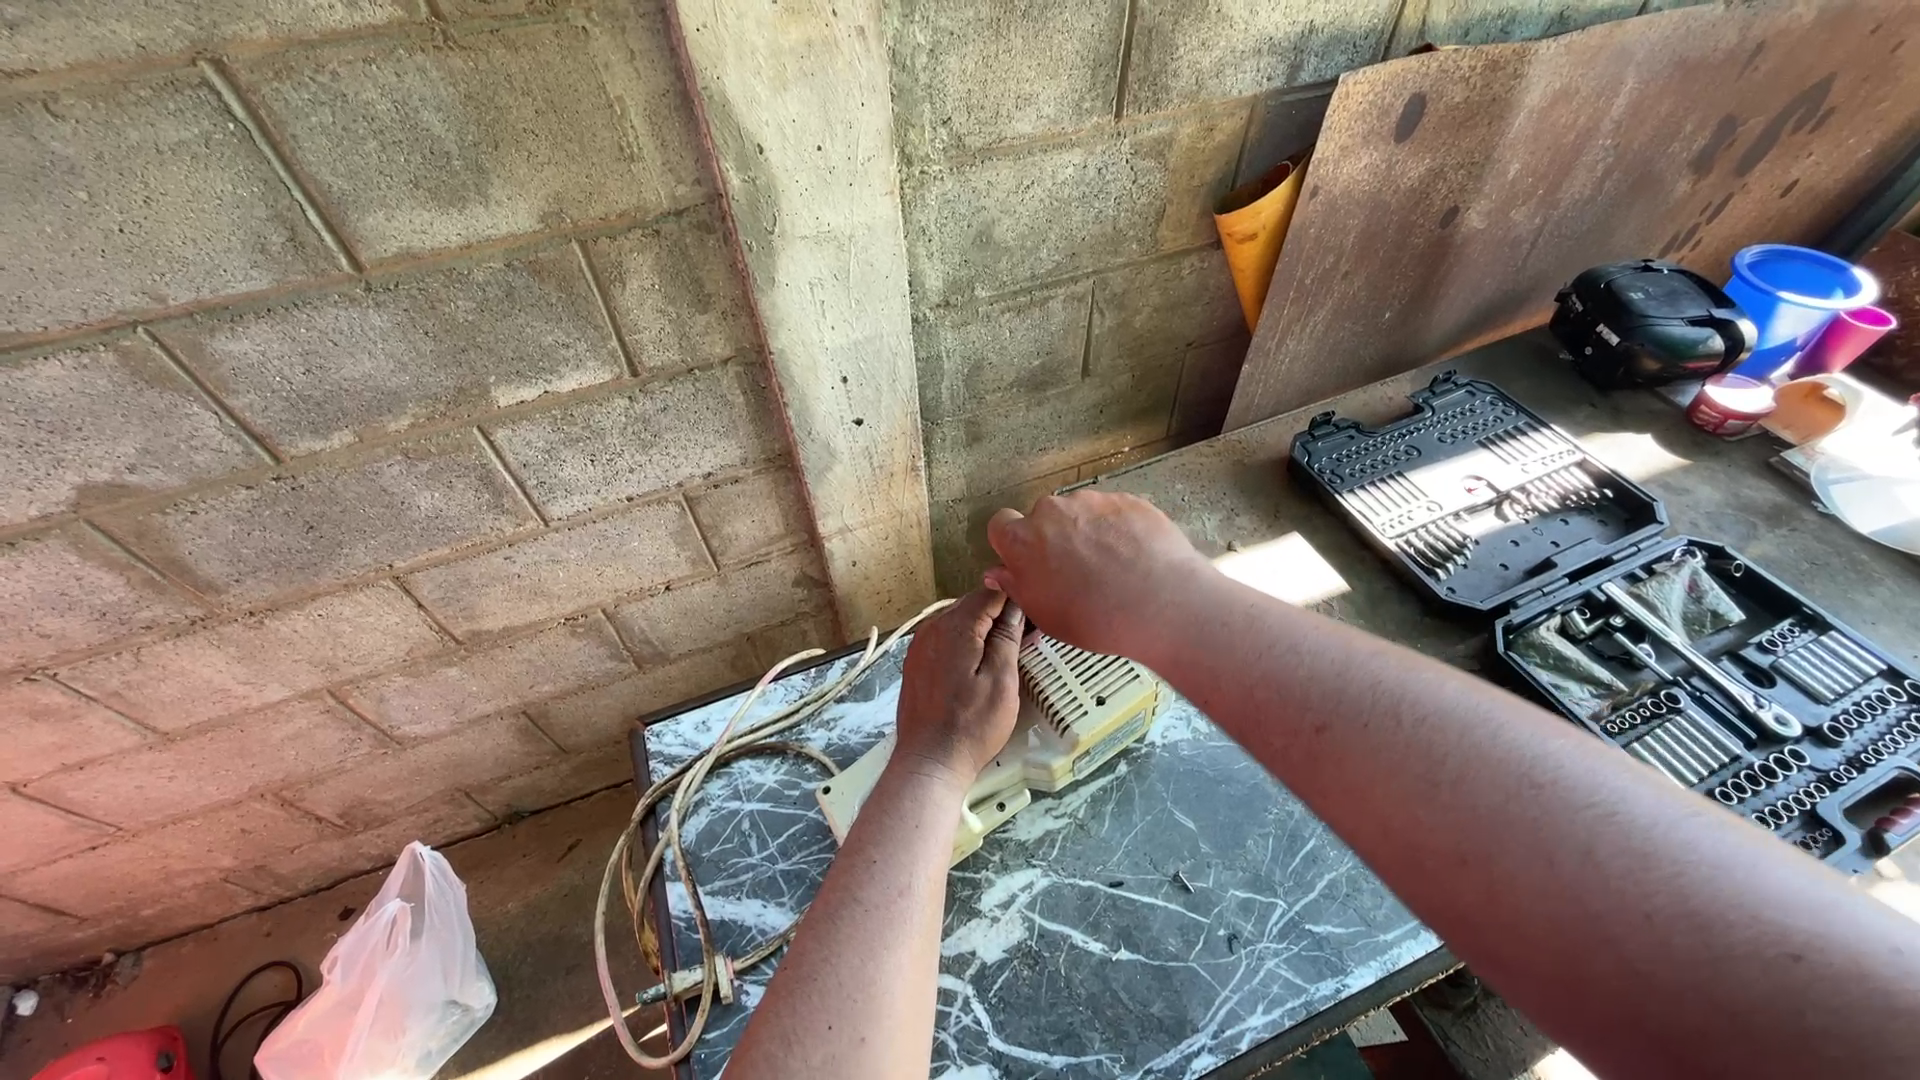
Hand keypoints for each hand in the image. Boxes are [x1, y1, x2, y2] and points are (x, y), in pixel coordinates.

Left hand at [893, 588, 1024, 789]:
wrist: (930, 761)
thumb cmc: (970, 726)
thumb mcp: (1002, 681)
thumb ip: (1006, 637)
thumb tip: (1013, 607)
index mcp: (954, 628)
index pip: (989, 592)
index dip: (1014, 598)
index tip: (1033, 610)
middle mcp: (931, 629)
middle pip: (971, 605)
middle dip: (998, 613)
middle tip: (1025, 632)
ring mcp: (920, 647)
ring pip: (957, 622)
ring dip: (982, 629)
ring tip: (1006, 649)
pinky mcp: (916, 664)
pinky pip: (944, 640)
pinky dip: (965, 643)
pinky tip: (979, 664)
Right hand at [984, 490, 1212, 658]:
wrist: (1161, 604)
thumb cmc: (1097, 617)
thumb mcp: (1044, 614)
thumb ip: (1017, 586)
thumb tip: (999, 573)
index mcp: (1022, 540)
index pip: (1001, 524)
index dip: (1013, 542)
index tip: (1026, 559)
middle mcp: (1052, 511)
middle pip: (1043, 518)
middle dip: (1053, 539)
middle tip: (1074, 572)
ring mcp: (1091, 501)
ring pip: (1079, 514)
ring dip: (1086, 533)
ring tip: (1110, 569)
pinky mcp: (1125, 500)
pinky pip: (1112, 512)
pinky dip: (1117, 529)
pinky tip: (1132, 558)